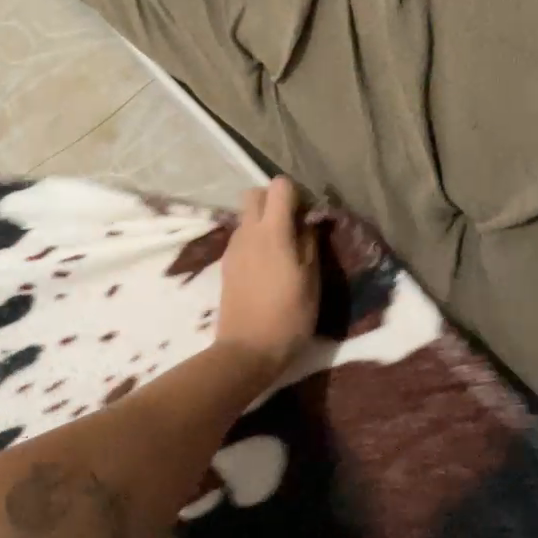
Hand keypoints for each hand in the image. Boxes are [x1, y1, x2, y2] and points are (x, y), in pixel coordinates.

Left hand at [213, 178, 320, 383]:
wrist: (247, 350)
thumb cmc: (288, 316)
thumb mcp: (311, 280)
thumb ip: (310, 243)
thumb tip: (308, 222)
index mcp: (272, 231)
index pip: (279, 186)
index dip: (297, 194)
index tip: (309, 215)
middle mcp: (248, 232)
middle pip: (255, 194)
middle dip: (275, 200)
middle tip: (294, 225)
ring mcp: (233, 247)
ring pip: (246, 216)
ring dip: (264, 221)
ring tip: (284, 250)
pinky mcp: (226, 264)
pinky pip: (242, 237)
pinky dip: (255, 239)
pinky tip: (268, 266)